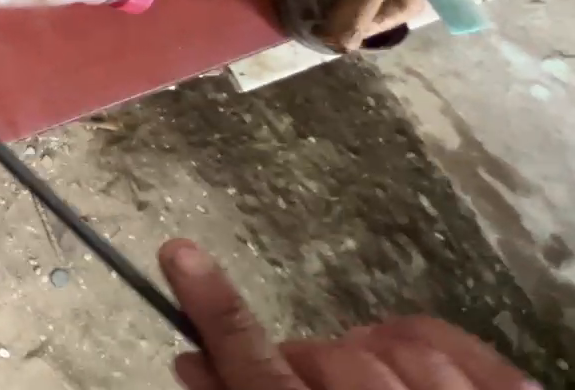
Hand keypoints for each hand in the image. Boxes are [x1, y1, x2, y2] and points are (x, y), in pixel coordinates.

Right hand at [160, 240, 538, 389]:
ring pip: (391, 348)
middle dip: (306, 363)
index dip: (215, 310)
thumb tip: (192, 360)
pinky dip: (417, 339)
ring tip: (364, 386)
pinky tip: (404, 361)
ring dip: (366, 359)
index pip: (258, 372)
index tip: (180, 253)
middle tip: (302, 381)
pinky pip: (449, 340)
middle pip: (328, 357)